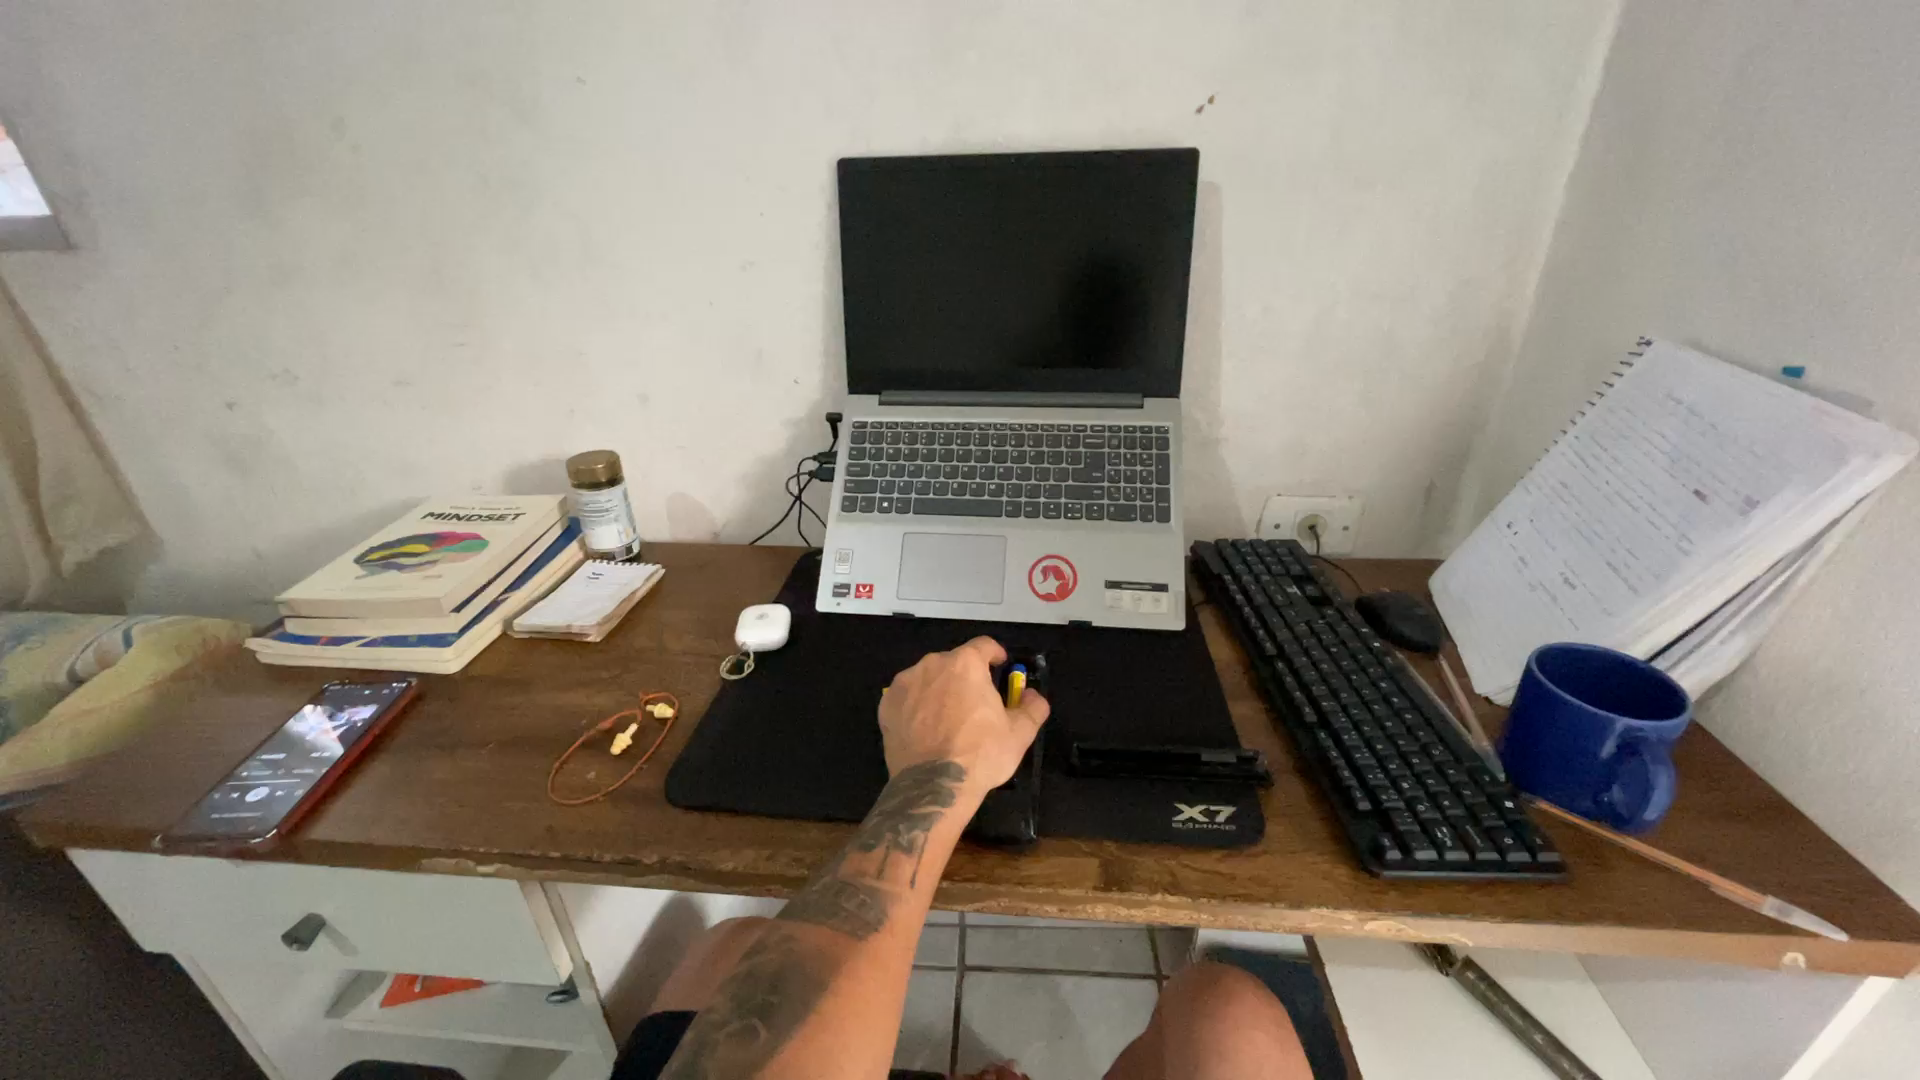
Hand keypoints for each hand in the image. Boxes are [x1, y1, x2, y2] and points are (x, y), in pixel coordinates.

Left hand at [878, 636, 1049, 795]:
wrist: (933, 785)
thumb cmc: (980, 754)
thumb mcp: (1019, 734)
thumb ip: (1033, 707)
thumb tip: (1033, 696)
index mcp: (966, 664)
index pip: (984, 645)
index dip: (994, 654)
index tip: (999, 665)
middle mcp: (932, 664)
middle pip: (954, 662)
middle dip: (966, 676)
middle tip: (975, 702)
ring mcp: (905, 683)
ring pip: (929, 677)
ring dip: (940, 688)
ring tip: (948, 718)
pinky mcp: (886, 704)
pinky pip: (908, 696)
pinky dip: (917, 705)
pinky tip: (925, 728)